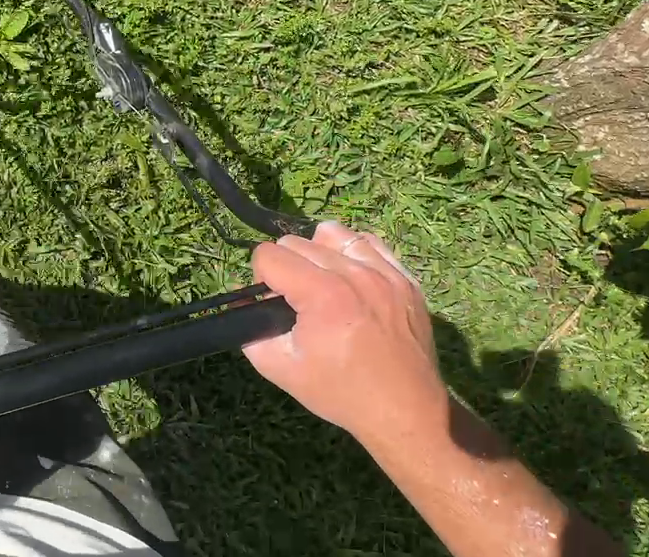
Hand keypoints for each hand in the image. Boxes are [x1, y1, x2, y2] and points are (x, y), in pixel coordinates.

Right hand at [243, 221, 448, 447]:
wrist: (407, 414)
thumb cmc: (341, 392)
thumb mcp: (278, 367)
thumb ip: (248, 328)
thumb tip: (240, 299)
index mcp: (322, 293)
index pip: (268, 254)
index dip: (262, 279)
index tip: (275, 305)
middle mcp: (354, 274)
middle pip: (295, 242)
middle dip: (287, 268)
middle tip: (298, 303)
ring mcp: (385, 274)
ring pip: (331, 234)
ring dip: (318, 254)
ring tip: (323, 284)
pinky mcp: (405, 280)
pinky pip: (368, 243)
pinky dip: (352, 254)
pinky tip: (351, 279)